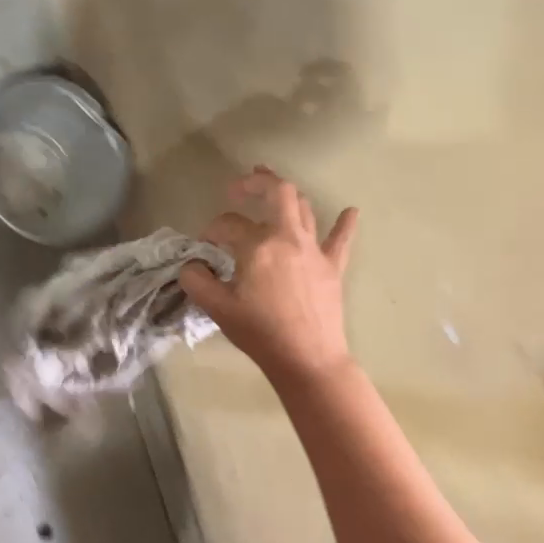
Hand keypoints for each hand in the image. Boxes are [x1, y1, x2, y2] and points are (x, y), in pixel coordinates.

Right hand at [179, 167, 358, 382]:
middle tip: (237, 188)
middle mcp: (288, 238)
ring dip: (286, 195)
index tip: (203, 248)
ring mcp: (314, 251)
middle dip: (256, 183)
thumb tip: (192, 265)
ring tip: (272, 186)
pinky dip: (345, 223)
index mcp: (257, 246)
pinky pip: (340, 240)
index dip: (210, 231)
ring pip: (304, 209)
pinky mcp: (332, 267)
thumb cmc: (259, 332)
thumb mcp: (215, 306)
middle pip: (278, 193)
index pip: (227, 224)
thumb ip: (195, 279)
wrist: (307, 359)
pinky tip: (351, 211)